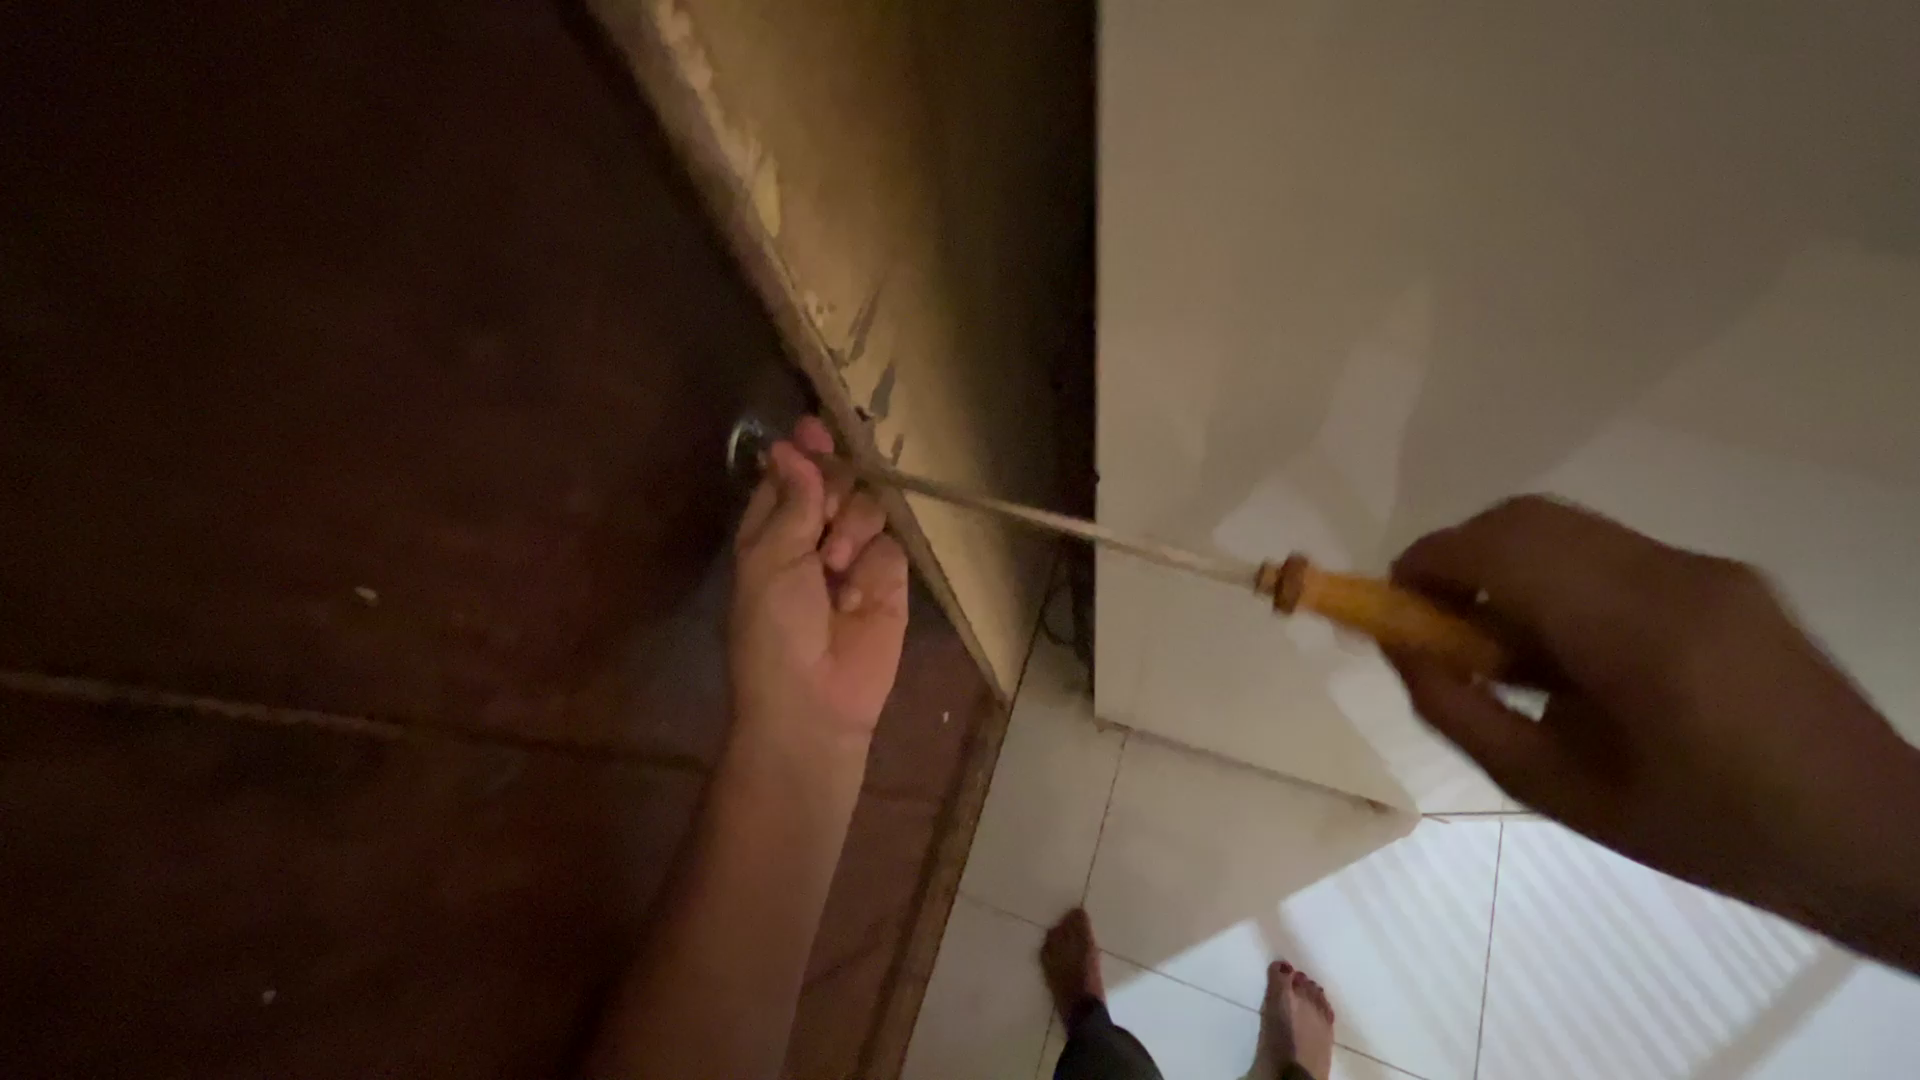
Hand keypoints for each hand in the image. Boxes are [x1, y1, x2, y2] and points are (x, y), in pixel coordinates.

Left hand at [729, 416, 908, 750]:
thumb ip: (792, 502)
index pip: (792, 476)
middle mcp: (814, 538)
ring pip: (869, 509)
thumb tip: (791, 447)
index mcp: (772, 530)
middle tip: (830, 509)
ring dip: (853, 529)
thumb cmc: (774, 629)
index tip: (816, 427)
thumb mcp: (770, 560)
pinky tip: (857, 597)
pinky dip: (874, 567)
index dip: (804, 453)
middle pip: (838, 484)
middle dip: (836, 489)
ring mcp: (855, 559)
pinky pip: (891, 547)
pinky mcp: (889, 583)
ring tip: (836, 564)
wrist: (814, 700)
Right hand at [1387, 496, 1919, 933]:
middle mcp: (1672, 577)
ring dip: (1499, 564)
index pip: (1500, 550)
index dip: (1426, 563)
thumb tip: (1396, 646)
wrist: (1879, 839)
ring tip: (1494, 638)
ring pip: (1559, 526)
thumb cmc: (1701, 829)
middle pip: (1523, 519)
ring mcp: (1704, 568)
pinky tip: (1558, 644)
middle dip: (1455, 556)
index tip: (1391, 604)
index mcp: (1636, 636)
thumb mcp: (1550, 788)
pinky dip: (1546, 575)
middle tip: (1433, 619)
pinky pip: (1600, 549)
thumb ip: (1457, 710)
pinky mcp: (1721, 574)